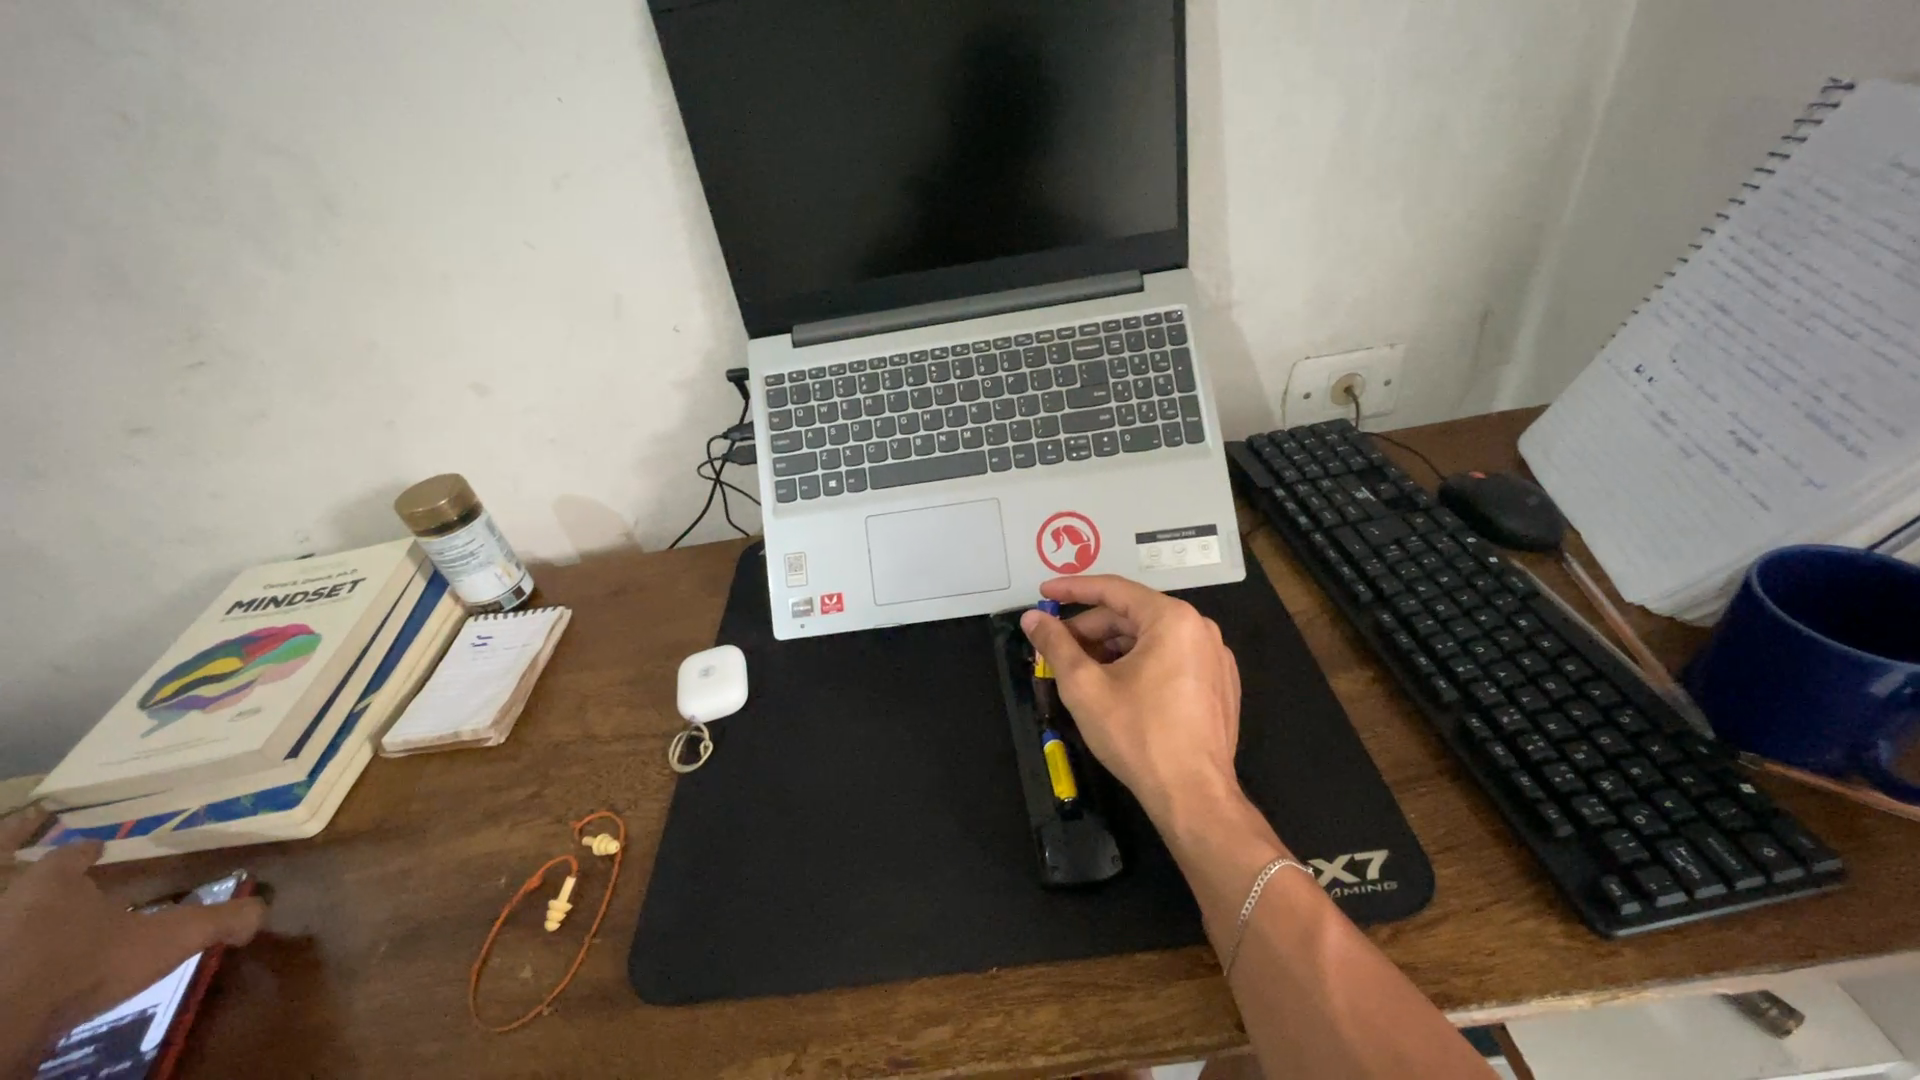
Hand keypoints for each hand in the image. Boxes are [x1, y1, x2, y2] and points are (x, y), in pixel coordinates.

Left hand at [0, 806, 266, 1065]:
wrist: (4, 1019)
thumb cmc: (88, 964)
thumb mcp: (171, 938)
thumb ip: (220, 920)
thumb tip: (263, 910)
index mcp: (54, 882)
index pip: (67, 855)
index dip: (82, 851)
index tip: (95, 848)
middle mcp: (9, 900)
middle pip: (7, 869)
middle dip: (16, 858)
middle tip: (33, 852)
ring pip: (1, 904)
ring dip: (13, 901)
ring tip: (36, 907)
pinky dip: (10, 945)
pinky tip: (26, 952)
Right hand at [1020, 575, 1242, 824]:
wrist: (1193, 795)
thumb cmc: (1137, 734)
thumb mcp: (1085, 686)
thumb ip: (1055, 644)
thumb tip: (1033, 619)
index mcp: (1172, 619)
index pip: (1114, 589)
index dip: (1072, 590)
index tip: (1043, 593)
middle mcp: (1200, 629)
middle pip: (1133, 616)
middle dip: (1091, 629)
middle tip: (1056, 647)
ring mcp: (1215, 659)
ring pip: (1152, 640)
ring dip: (1112, 649)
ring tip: (1081, 672)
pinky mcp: (1218, 686)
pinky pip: (1172, 660)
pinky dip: (1140, 664)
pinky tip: (1118, 689)